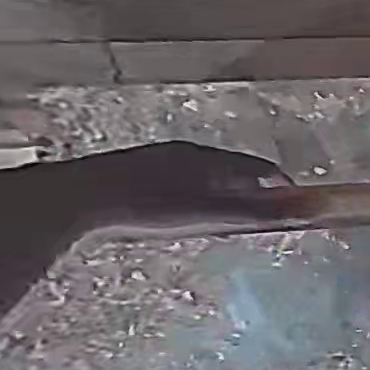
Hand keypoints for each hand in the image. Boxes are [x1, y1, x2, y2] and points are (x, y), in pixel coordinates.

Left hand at [4, 141, 296, 231]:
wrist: (65, 200)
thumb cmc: (148, 209)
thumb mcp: (211, 217)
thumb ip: (258, 214)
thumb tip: (304, 212)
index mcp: (212, 159)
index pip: (262, 168)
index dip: (282, 186)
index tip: (293, 204)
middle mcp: (187, 151)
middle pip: (233, 168)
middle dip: (251, 188)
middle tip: (259, 212)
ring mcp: (156, 157)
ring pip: (203, 171)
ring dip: (220, 189)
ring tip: (221, 213)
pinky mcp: (129, 167)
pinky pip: (177, 176)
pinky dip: (192, 191)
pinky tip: (180, 209)